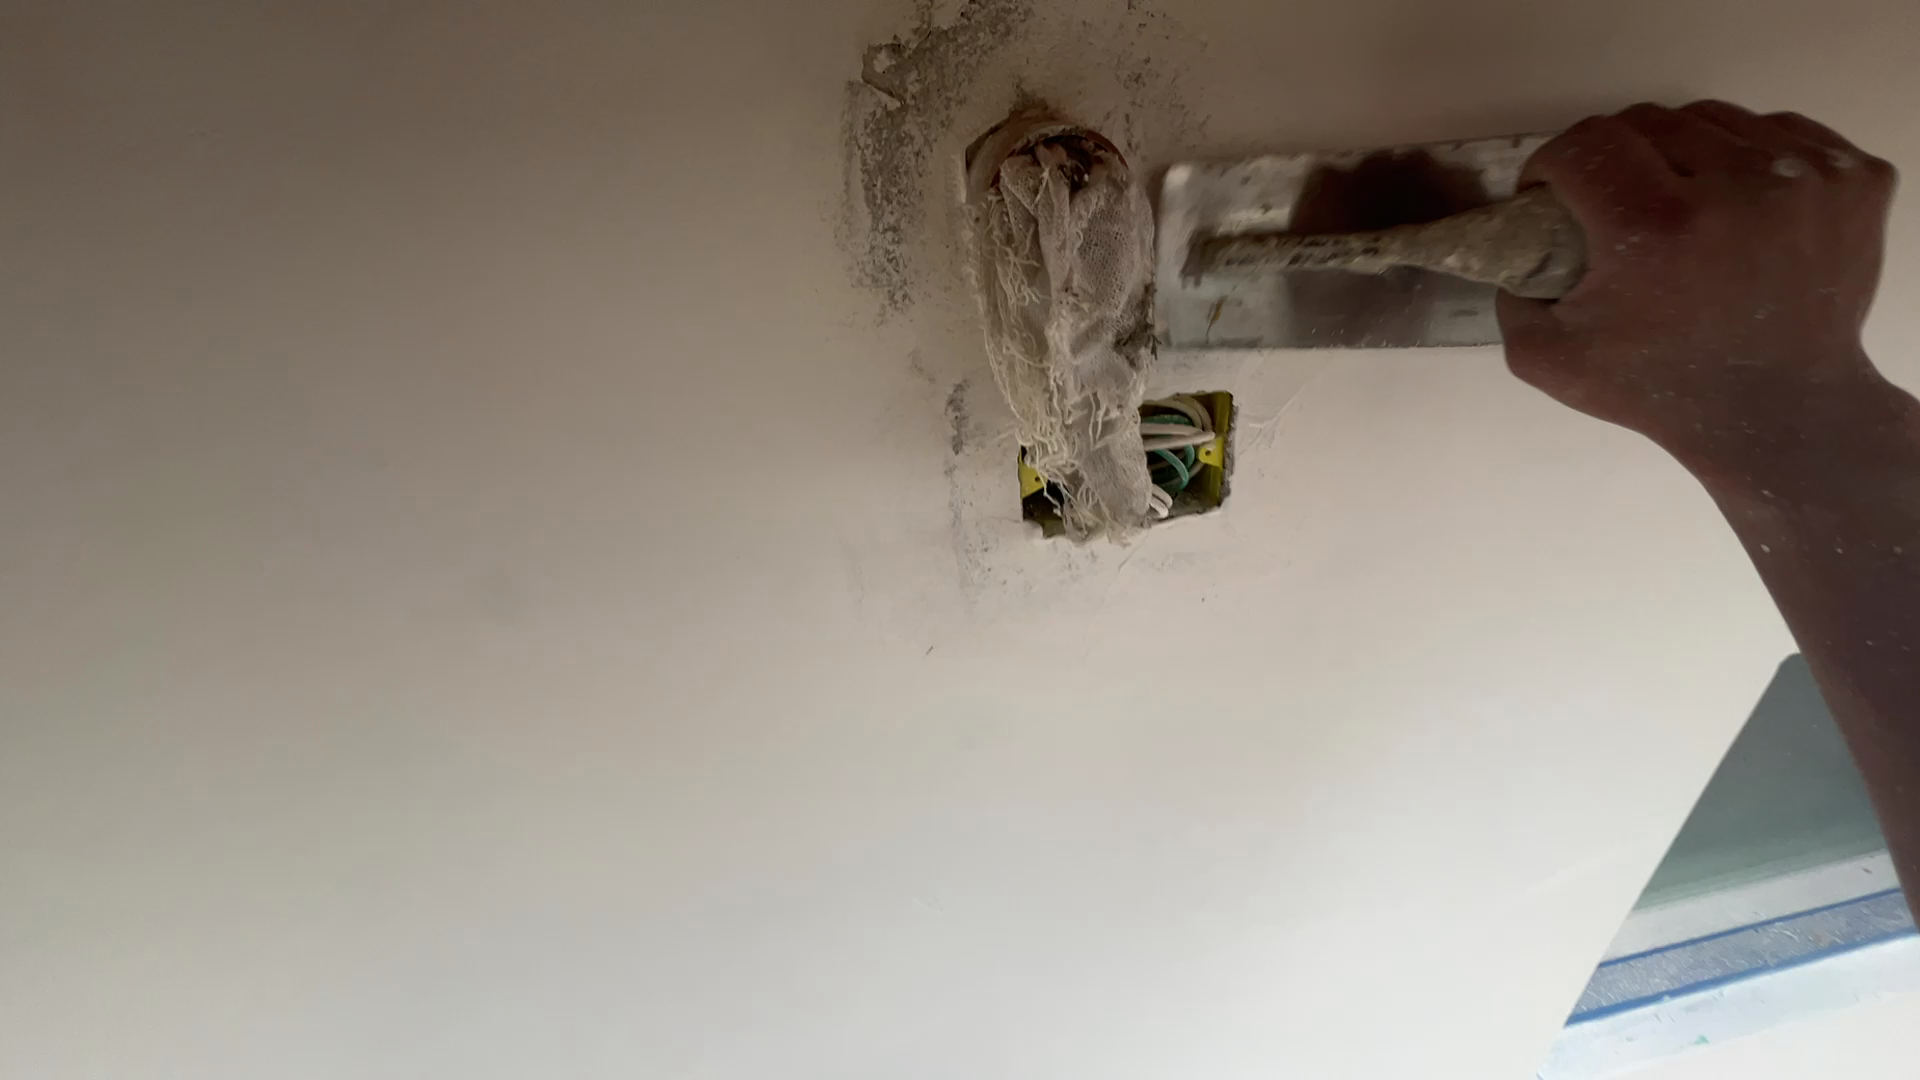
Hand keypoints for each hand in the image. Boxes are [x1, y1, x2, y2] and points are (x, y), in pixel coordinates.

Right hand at [1499, 101, 1900, 475]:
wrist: (1769, 405)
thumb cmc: (1646, 386)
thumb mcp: (1539, 357)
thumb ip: (1512, 297)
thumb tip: (1518, 251)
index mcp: (1651, 229)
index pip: (1584, 145)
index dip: (1548, 163)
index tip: (1544, 195)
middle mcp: (1735, 185)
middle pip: (1644, 121)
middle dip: (1601, 155)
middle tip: (1593, 199)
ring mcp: (1805, 175)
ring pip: (1710, 119)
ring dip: (1667, 152)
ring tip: (1659, 200)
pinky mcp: (1855, 177)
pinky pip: (1776, 133)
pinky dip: (1735, 157)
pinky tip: (1719, 203)